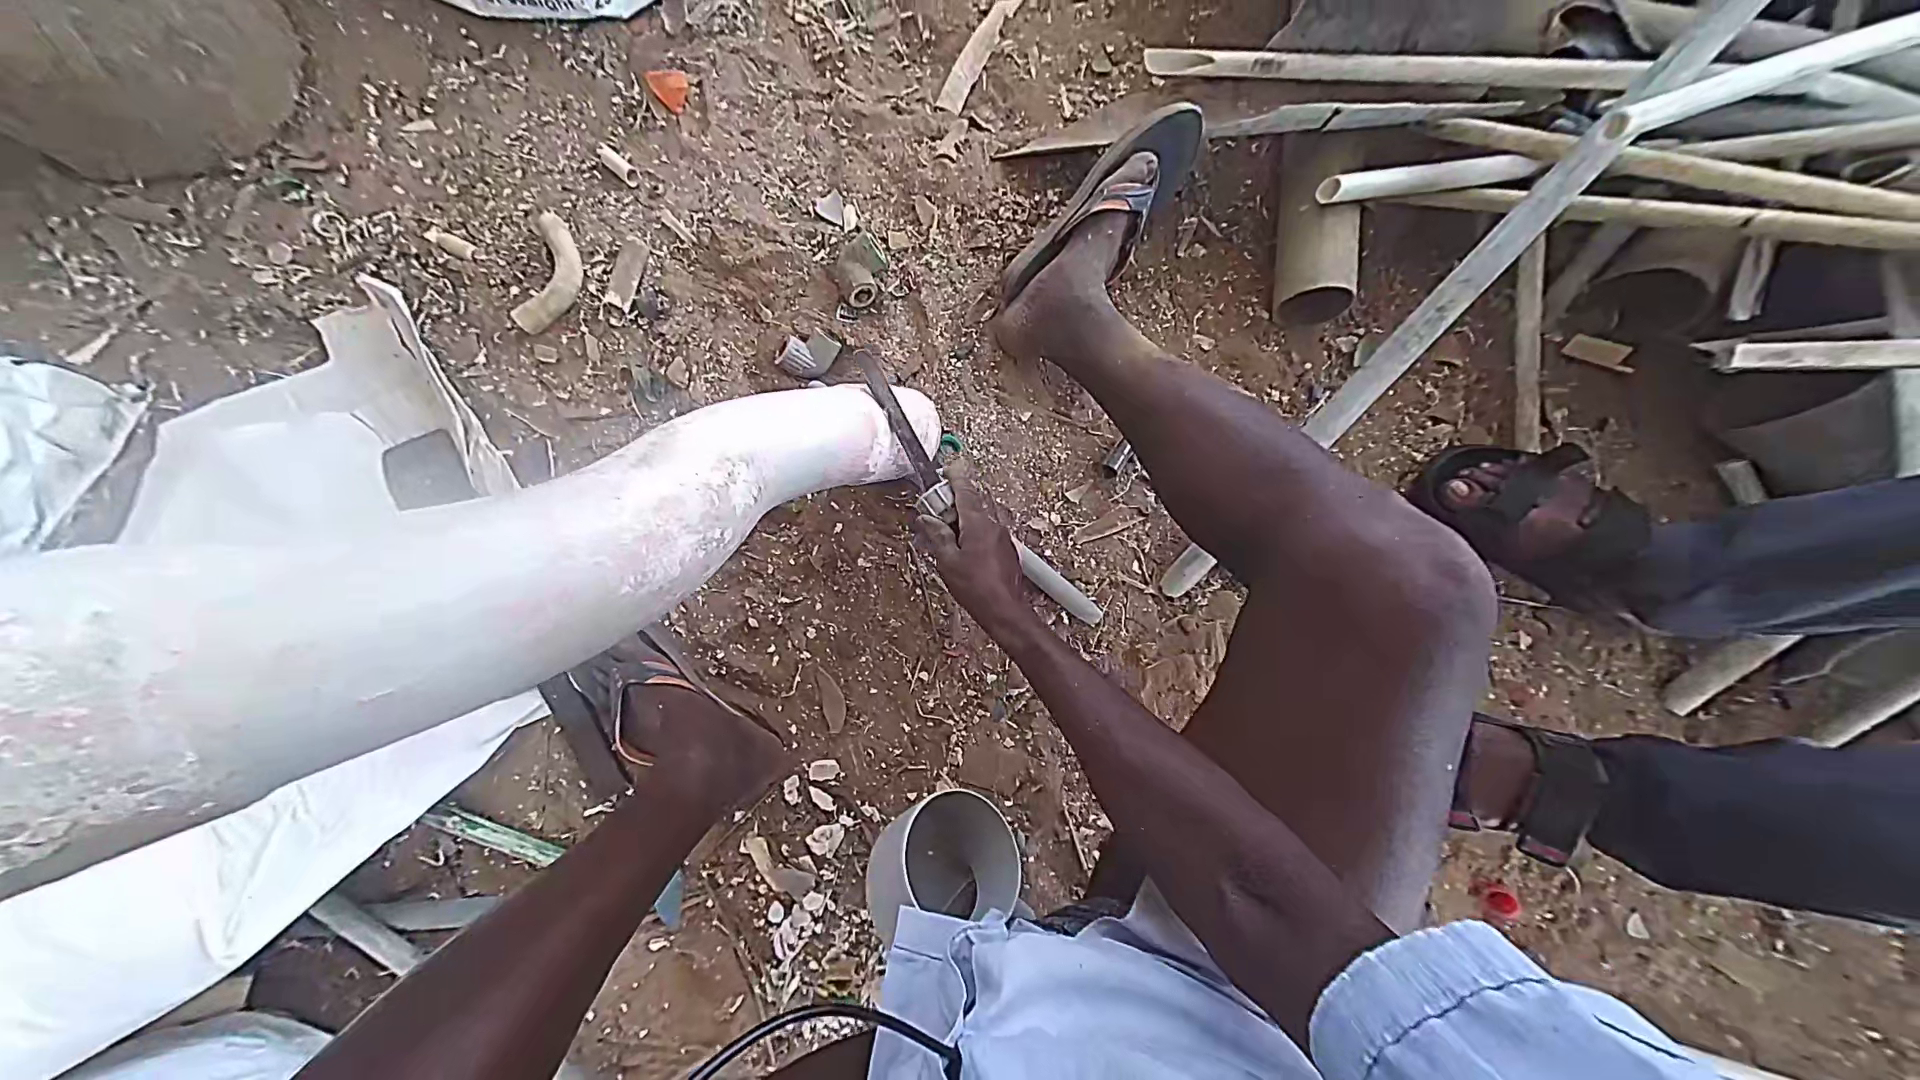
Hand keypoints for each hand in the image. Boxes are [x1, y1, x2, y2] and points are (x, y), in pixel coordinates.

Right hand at [912, 460, 1029, 631]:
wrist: (1004, 610)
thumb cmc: (977, 588)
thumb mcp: (947, 561)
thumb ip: (938, 536)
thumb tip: (928, 520)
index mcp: (978, 524)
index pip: (965, 492)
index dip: (955, 478)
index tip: (948, 469)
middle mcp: (994, 526)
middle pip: (971, 506)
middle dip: (952, 507)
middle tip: (934, 514)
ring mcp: (1002, 538)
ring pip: (979, 521)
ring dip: (962, 523)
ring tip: (946, 538)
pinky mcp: (1006, 550)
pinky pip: (986, 534)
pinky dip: (972, 535)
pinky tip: (962, 552)